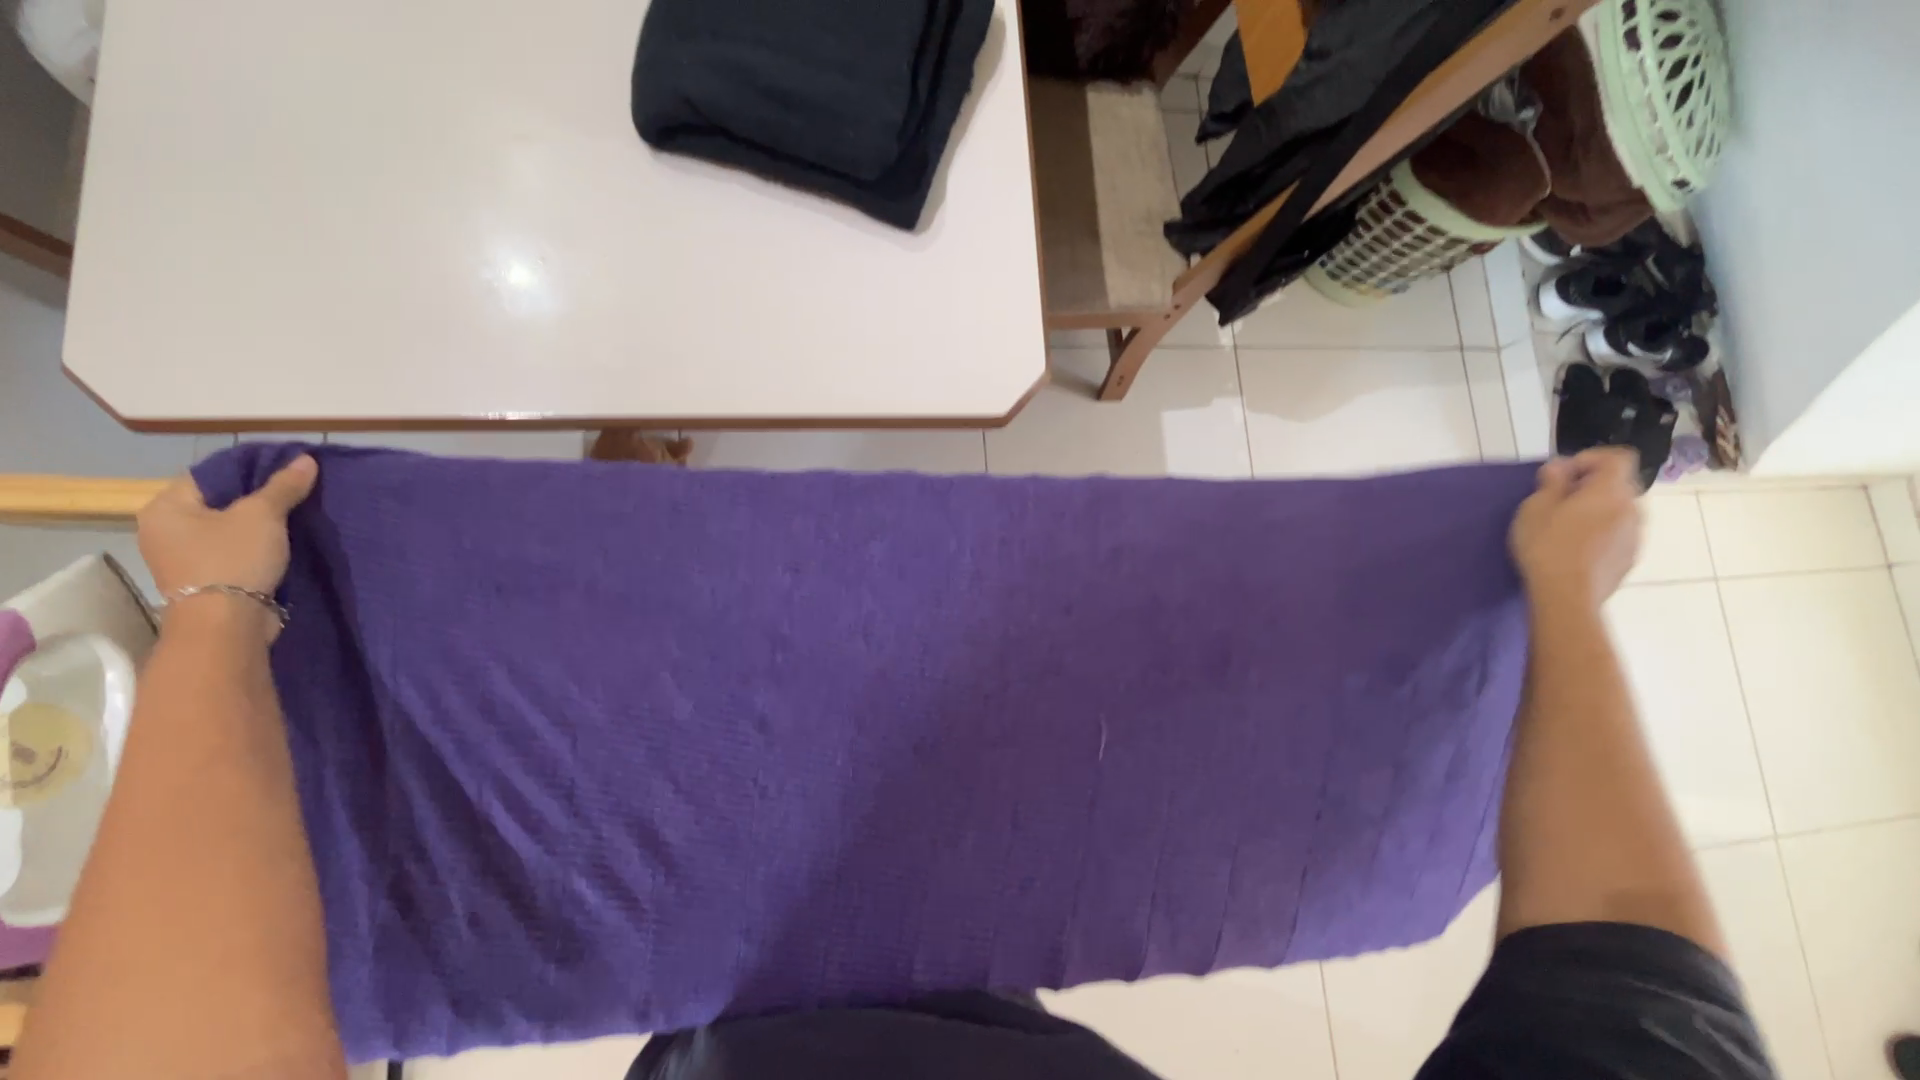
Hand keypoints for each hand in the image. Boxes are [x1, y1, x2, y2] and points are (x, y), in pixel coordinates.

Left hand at [138, 456, 318, 601]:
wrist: (226, 622)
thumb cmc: (233, 558)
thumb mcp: (263, 516)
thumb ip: (283, 486)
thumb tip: (306, 459)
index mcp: (164, 507)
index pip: (209, 475)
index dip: (248, 470)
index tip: (285, 472)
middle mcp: (161, 529)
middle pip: (217, 502)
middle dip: (254, 499)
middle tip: (293, 494)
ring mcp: (178, 557)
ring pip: (224, 529)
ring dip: (254, 525)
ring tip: (292, 518)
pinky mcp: (200, 579)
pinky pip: (228, 551)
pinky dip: (251, 547)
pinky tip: (279, 545)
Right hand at [1509, 448, 1642, 608]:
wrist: (1568, 596)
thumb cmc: (1547, 545)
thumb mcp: (1535, 508)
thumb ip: (1552, 482)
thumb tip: (1560, 467)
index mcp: (1610, 490)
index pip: (1617, 457)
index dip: (1591, 458)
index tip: (1563, 473)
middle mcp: (1632, 508)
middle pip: (1618, 484)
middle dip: (1591, 487)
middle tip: (1558, 501)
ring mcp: (1636, 535)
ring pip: (1619, 511)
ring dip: (1597, 511)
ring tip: (1566, 528)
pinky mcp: (1630, 558)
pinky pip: (1618, 534)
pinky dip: (1601, 533)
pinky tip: (1576, 550)